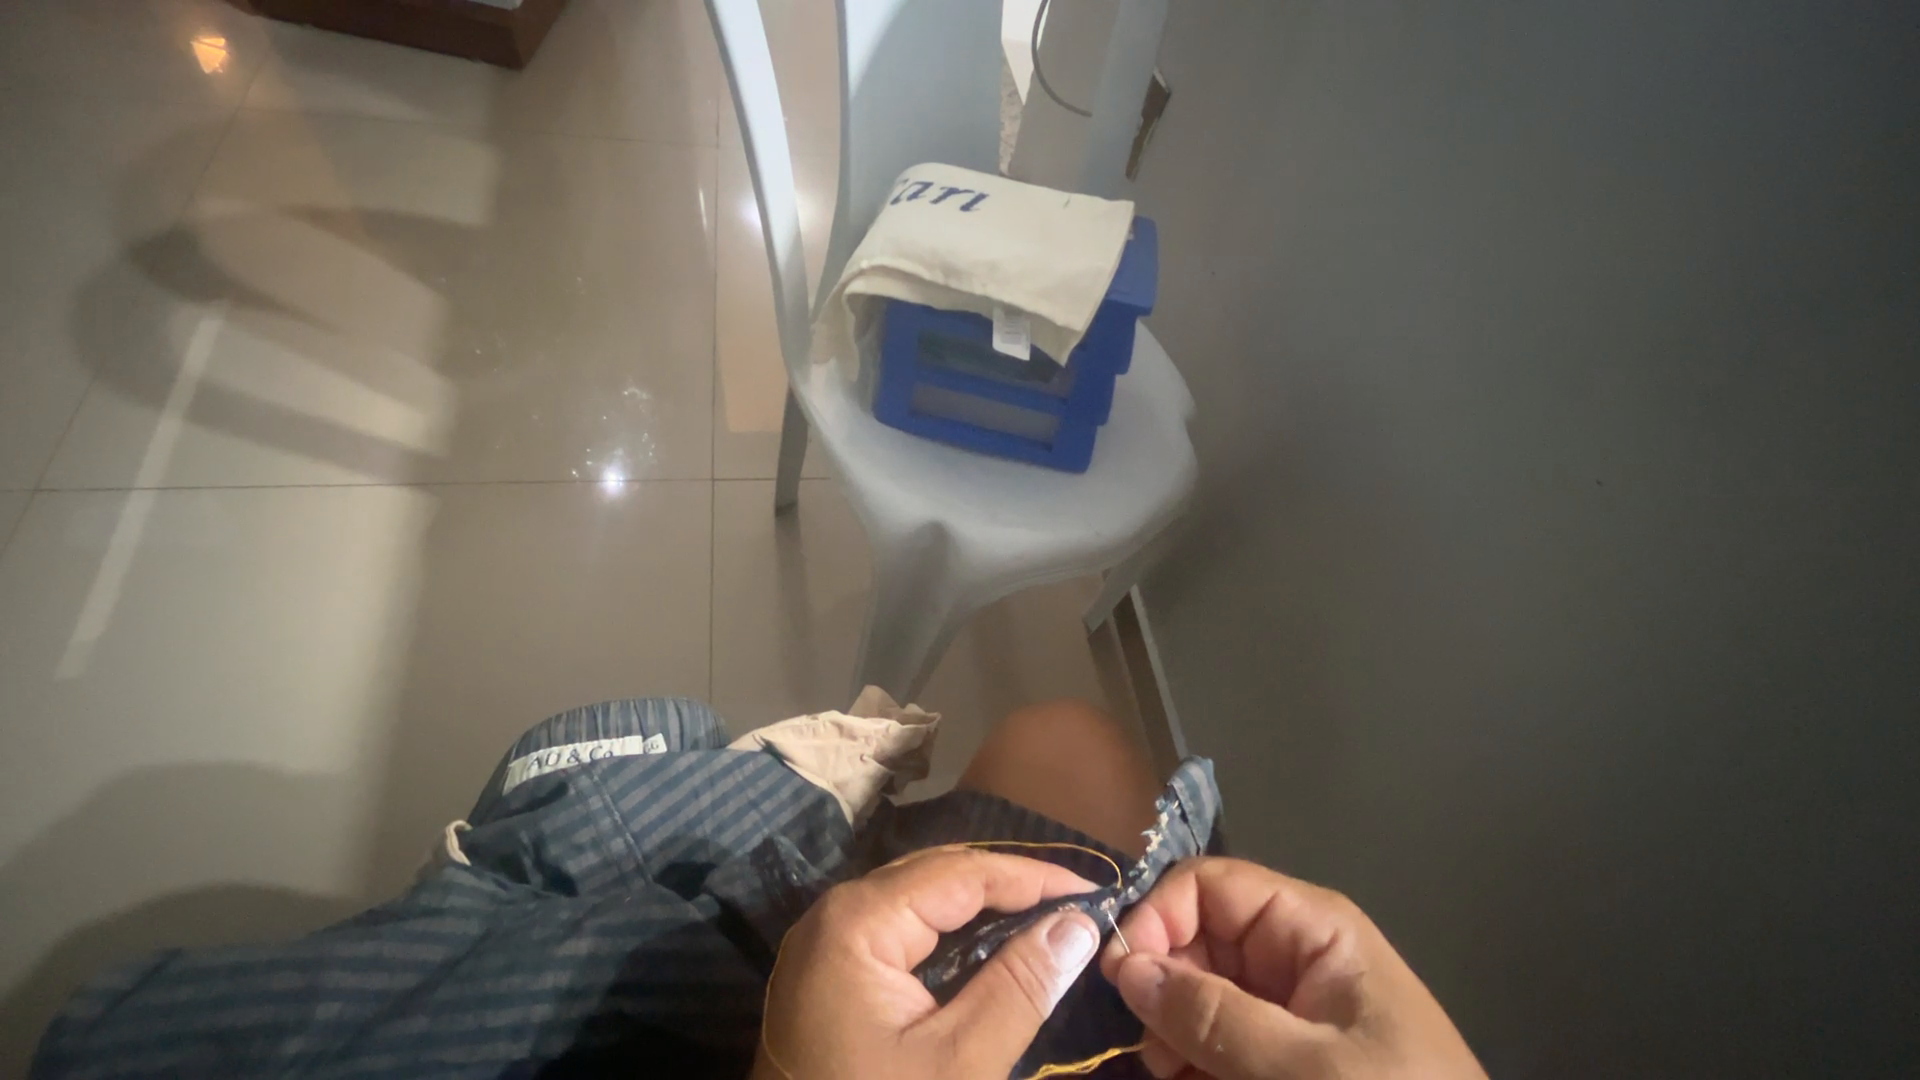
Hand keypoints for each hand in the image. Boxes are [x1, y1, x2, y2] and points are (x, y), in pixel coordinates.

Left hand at [753, 847, 1103, 1079]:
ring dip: (981, 906)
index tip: (1093, 891)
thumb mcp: (957, 1065)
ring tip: (1042, 919)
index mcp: (859, 919)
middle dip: (1008, 885)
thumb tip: (1077, 923)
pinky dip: (948, 932)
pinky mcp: (831, 968)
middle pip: (938, 874)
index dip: (1032, 877)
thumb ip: (1019, 986)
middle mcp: (838, 910)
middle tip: (1073, 906)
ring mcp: (828, 939)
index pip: (961, 873)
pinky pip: (900, 927)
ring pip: (920, 897)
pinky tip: (986, 948)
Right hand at [1098, 857, 1485, 1079]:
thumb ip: (1215, 1017)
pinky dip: (1187, 1055)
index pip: (1209, 885)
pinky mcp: (1276, 1054)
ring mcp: (1282, 1006)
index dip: (1159, 915)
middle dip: (1162, 982)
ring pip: (1195, 987)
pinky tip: (1184, 1079)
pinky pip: (1213, 1034)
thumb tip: (1126, 967)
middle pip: (1196, 935)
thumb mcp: (1310, 1070)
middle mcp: (1290, 953)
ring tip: (1168, 1073)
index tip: (1122, 975)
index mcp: (1309, 927)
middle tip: (1150, 1047)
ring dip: (1169, 1026)